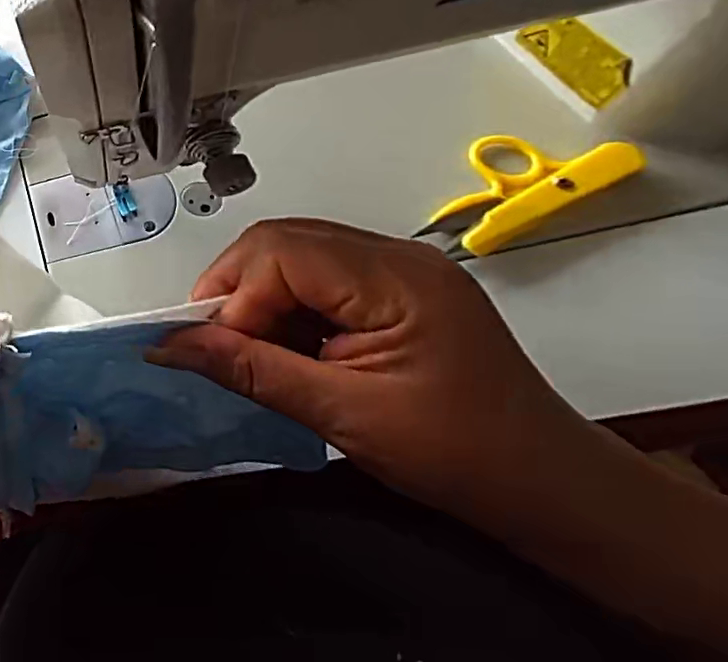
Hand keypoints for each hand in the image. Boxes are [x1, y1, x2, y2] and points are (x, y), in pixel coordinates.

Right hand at [151, 218, 601, 521]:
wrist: (553, 488)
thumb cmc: (462, 458)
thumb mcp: (345, 416)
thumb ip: (253, 371)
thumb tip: (174, 345)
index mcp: (396, 280)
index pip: (282, 253)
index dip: (236, 295)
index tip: (215, 348)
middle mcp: (396, 256)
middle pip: (282, 240)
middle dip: (236, 286)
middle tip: (217, 341)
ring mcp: (397, 266)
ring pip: (293, 251)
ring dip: (257, 294)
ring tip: (250, 347)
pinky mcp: (393, 284)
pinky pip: (316, 271)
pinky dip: (285, 302)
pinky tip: (286, 342)